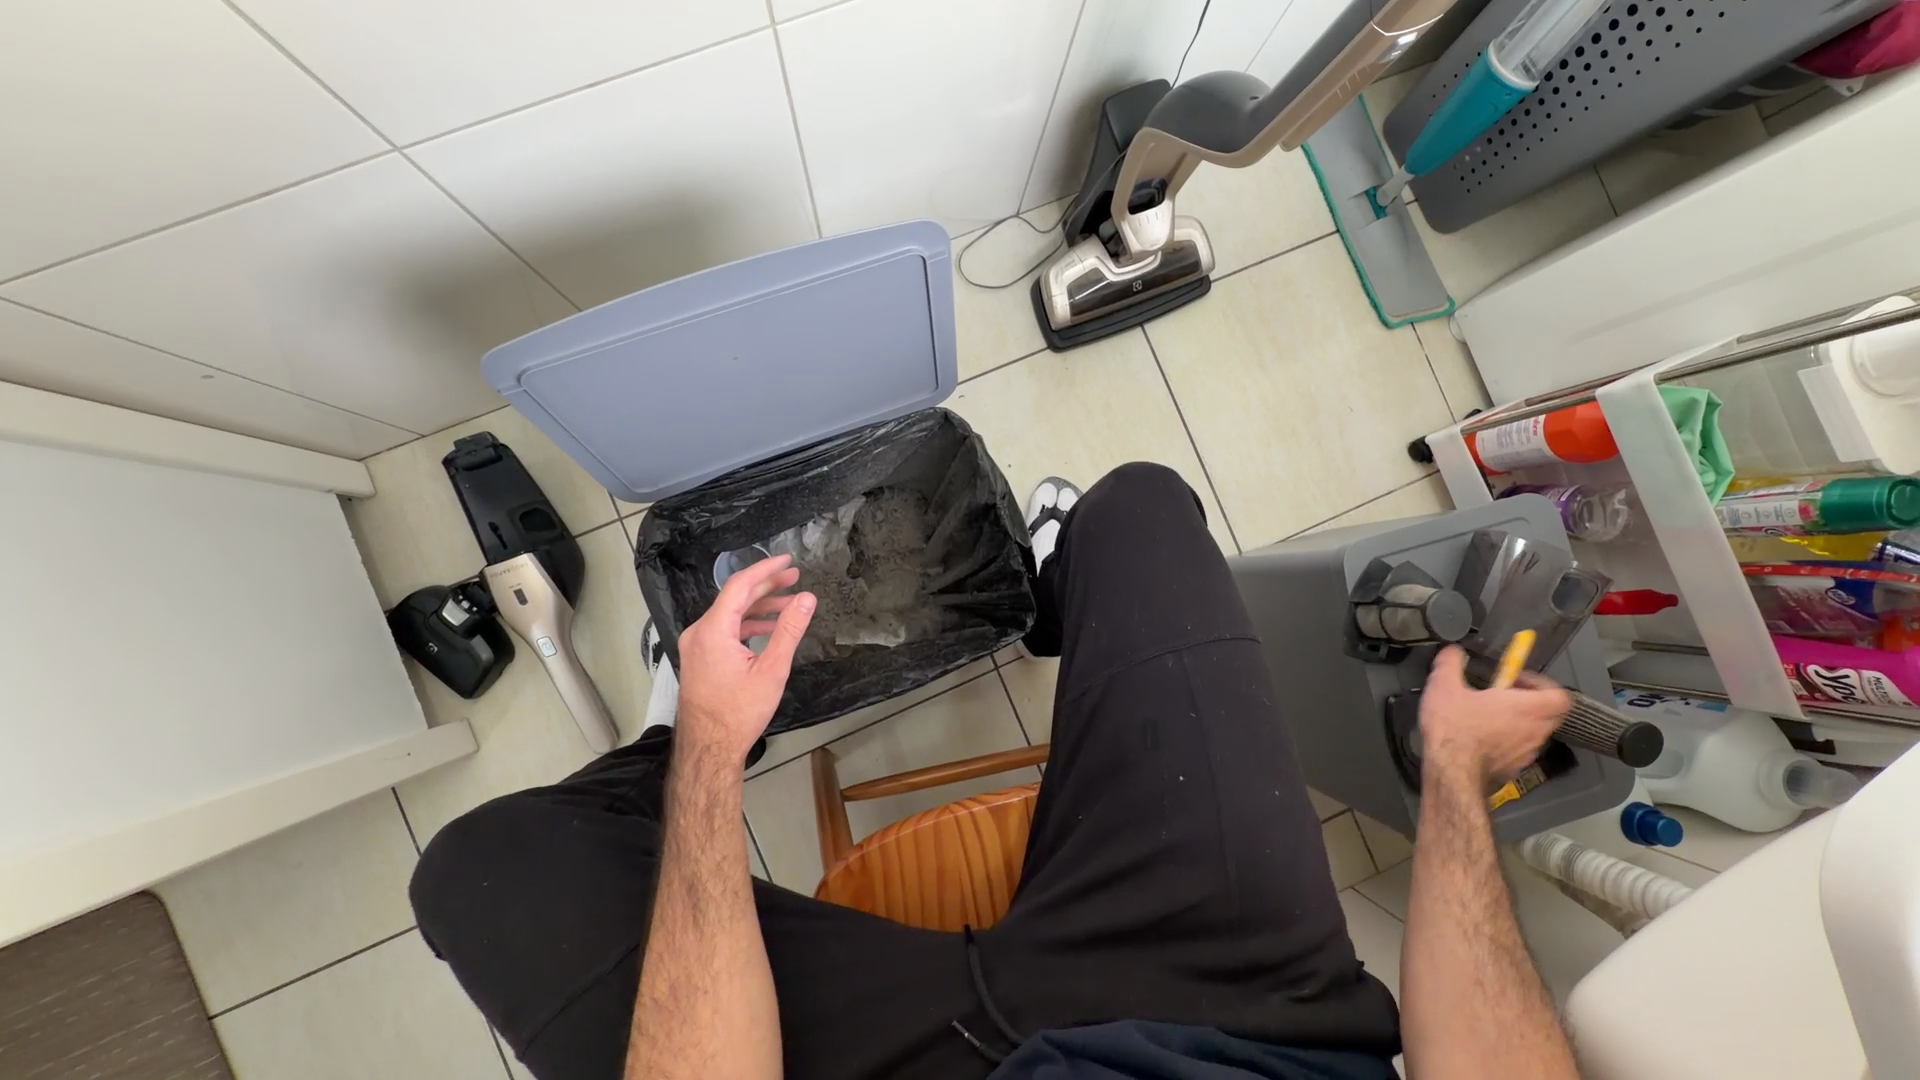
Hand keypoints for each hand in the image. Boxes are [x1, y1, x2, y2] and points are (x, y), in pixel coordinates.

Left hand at [674, 553, 815, 765]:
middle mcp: (699, 632)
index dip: (765, 570)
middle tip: (795, 576)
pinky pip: (725, 629)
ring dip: (760, 606)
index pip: (739, 586)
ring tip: (791, 603)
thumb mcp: (772, 670)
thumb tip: (807, 599)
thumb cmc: (739, 713)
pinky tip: (770, 628)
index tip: (788, 560)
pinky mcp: (700, 657)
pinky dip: (748, 624)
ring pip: (730, 614)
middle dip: (766, 586)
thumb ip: (789, 630)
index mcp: (713, 630)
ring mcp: (697, 645)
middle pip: (734, 597)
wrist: (709, 747)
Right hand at [1418, 645, 1570, 790]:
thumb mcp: (1443, 686)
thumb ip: (1450, 663)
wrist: (1453, 773)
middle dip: (1528, 702)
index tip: (1516, 680)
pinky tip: (1479, 740)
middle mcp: (1536, 730)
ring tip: (1486, 718)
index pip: (1559, 694)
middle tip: (1501, 697)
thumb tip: (1454, 650)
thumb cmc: (1455, 726)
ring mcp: (1529, 752)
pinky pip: (1519, 749)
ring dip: (1517, 722)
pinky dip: (1507, 742)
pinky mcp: (1516, 768)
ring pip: (1533, 732)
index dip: (1542, 684)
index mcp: (1528, 707)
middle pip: (1548, 713)